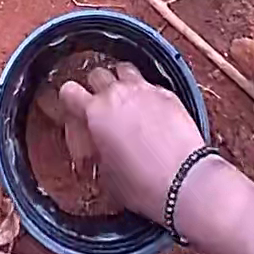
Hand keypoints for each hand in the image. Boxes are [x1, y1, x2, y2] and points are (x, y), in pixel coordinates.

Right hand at [57, 61, 206, 220]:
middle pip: (97, 74)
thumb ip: (98, 150)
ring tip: (126, 100)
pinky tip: (152, 111)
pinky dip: (146, 93)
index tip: (74, 107)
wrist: (184, 181)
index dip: (69, 98)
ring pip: (124, 70)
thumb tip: (99, 147)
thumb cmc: (143, 184)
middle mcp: (117, 94)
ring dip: (121, 82)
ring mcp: (143, 89)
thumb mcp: (107, 174)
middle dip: (96, 88)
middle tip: (102, 107)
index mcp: (95, 112)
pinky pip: (149, 84)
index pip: (69, 90)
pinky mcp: (166, 93)